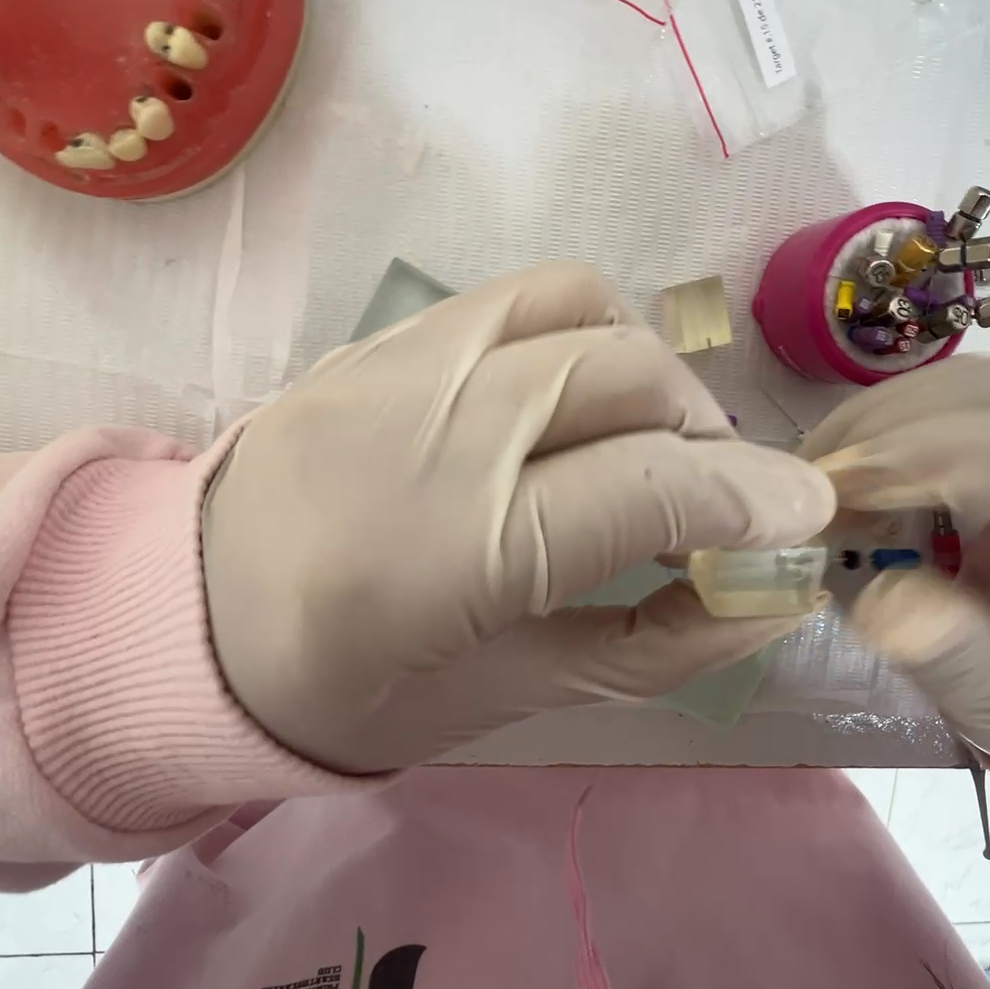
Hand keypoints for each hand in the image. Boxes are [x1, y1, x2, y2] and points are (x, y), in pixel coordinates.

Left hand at [203, 263, 834, 772]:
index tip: (805, 515)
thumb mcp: (514, 694)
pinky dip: (583, 330)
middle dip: (705, 433)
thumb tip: (770, 593)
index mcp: (453, 553)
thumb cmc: (351, 689)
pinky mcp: (382, 337)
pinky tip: (576, 394)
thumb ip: (656, 645)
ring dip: (648, 369)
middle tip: (712, 496)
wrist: (184, 617)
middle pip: (625, 377)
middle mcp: (429, 430)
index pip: (645, 488)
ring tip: (645, 435)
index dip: (749, 498)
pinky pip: (518, 294)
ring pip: (581, 308)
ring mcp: (398, 363)